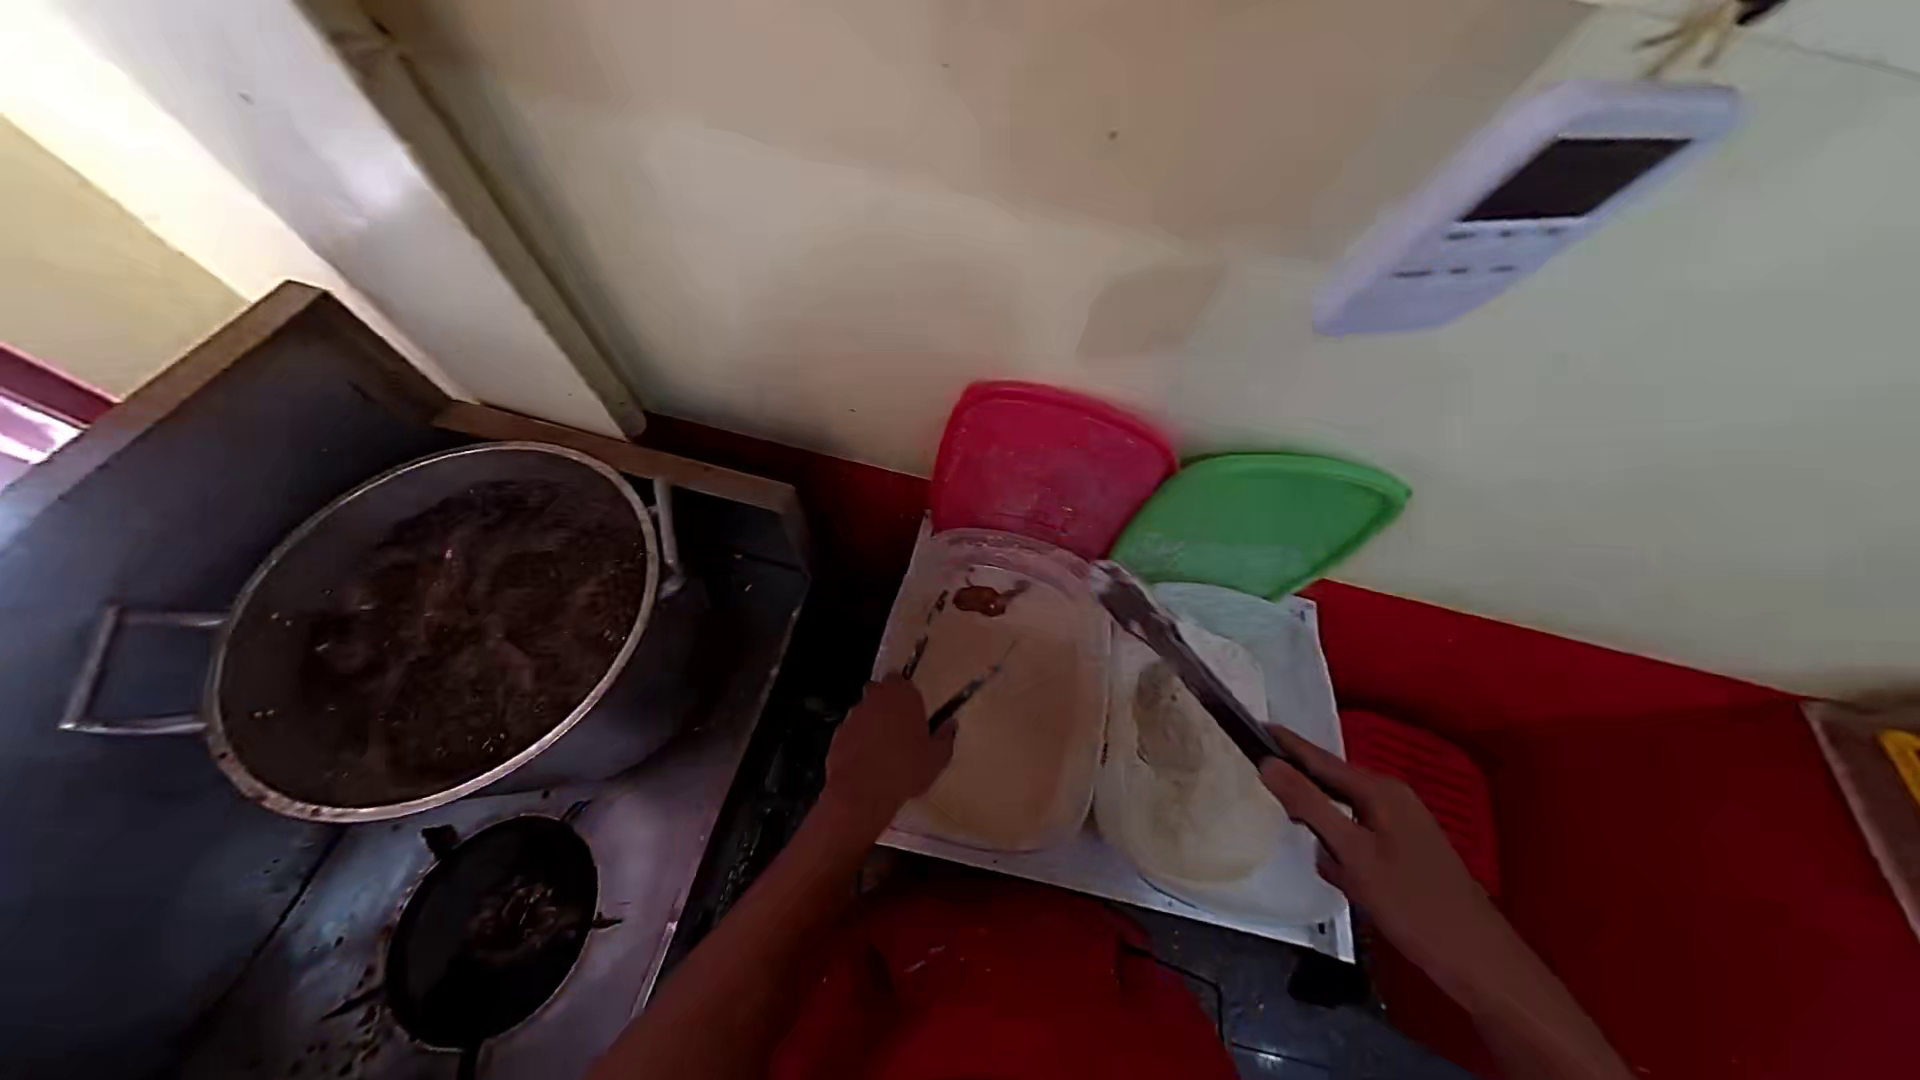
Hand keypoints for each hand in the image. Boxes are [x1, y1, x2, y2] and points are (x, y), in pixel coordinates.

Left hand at [820, 677, 955, 835]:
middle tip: (900, 729)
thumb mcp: (937, 758)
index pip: (903, 680)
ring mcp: (854, 714)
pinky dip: (857, 741)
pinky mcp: (838, 733)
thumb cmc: (905, 769)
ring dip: (873, 723)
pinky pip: (852, 731)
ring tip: (883, 751)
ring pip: (865, 711)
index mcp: (903, 694)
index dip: (907, 696)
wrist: (861, 792)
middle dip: (888, 705)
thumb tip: (951, 725)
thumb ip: (945, 737)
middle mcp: (876, 697)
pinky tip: (866, 762)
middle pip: (881, 691)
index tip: (914, 714)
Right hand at [1257, 726, 1516, 1004]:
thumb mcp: (1352, 852)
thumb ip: (1307, 804)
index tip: (1254, 725)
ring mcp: (1401, 823)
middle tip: (1277, 811)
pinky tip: (1349, 881)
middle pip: (1329, 784)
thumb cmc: (1413, 904)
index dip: (1285, 743)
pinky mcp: (1404, 848)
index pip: (1319, 757)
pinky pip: (1357, 835)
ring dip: (1326, 834)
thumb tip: (1268, 762)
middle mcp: (1391, 798)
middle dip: (1304, 799)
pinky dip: (1344, 851)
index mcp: (1379, 790)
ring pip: (1341, 814)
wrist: (1480, 963)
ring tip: (1327, 863)